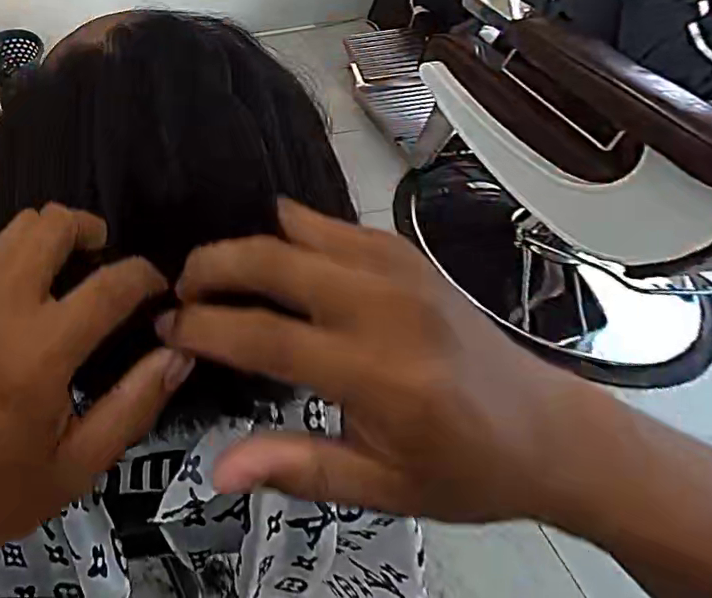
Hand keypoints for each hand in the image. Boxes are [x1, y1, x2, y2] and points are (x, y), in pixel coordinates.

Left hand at [0, 205, 192, 560]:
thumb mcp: (78, 465)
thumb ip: (136, 403)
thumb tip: (178, 354)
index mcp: (38, 353)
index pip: (110, 284)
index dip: (145, 276)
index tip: (157, 287)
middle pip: (55, 223)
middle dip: (93, 231)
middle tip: (106, 265)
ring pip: (23, 223)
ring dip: (56, 237)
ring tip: (71, 276)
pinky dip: (24, 251)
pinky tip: (31, 294)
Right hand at [157, 200, 612, 524]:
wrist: (545, 424)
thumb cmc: (463, 468)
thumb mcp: (382, 488)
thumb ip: (297, 468)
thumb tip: (219, 467)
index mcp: (378, 373)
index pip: (266, 336)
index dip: (205, 328)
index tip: (167, 327)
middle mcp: (383, 305)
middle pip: (272, 260)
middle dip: (212, 266)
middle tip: (181, 287)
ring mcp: (395, 265)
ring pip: (294, 227)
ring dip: (246, 243)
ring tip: (217, 272)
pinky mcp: (402, 248)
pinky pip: (326, 222)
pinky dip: (286, 230)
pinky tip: (271, 255)